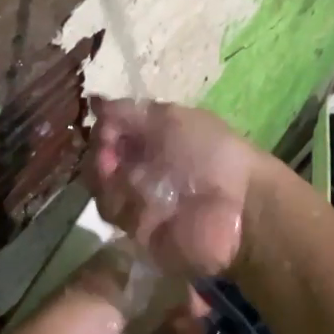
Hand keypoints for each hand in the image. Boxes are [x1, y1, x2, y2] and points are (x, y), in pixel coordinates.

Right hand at [83, 98, 268, 278]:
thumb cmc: (209, 152)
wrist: (238, 208)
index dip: (104, 125)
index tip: (104, 122)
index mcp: (153, 138)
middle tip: (109, 152)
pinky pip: (113, 213)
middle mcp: (142, 168)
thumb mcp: (171, 119)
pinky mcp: (138, 232)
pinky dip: (118, 201)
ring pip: (101, 185)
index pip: (111, 130)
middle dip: (99, 152)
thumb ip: (129, 112)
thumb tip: (95, 101)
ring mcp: (139, 201)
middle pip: (100, 158)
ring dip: (105, 176)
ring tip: (122, 175)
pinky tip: (134, 196)